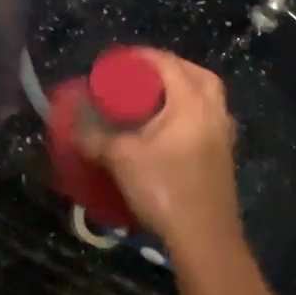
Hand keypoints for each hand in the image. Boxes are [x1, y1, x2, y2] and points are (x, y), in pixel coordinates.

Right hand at [78, 49, 241, 253]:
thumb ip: (94, 138)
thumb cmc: (164, 188)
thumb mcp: (121, 159)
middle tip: (142, 75)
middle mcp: (214, 111)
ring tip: (154, 99)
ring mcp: (224, 134)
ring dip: (184, 90)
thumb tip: (71, 125)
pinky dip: (191, 112)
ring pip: (208, 98)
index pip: (168, 64)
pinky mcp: (224, 156)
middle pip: (196, 74)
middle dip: (169, 68)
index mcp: (192, 102)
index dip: (143, 57)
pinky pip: (209, 118)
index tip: (118, 61)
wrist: (205, 238)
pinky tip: (170, 128)